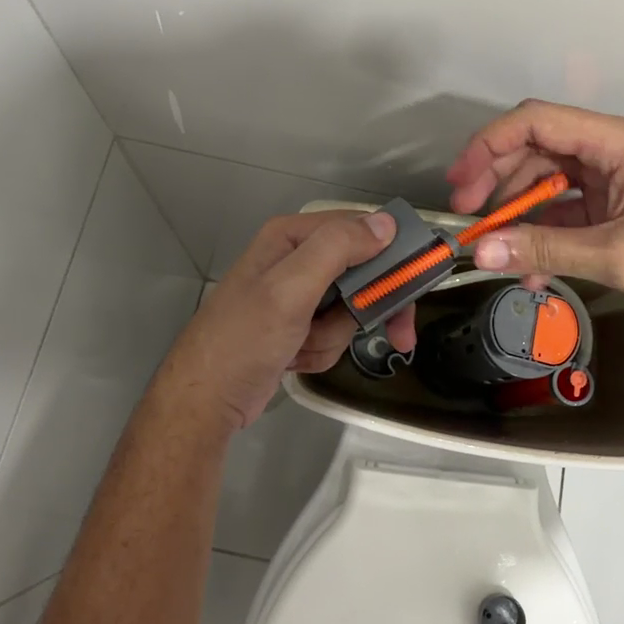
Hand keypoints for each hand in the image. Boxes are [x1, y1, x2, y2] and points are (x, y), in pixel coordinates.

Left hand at [155, 210, 417, 430]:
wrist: (205, 401)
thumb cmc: (244, 338)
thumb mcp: (290, 289)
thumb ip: (337, 250)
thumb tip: (385, 223)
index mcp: (291, 237)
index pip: (359, 228)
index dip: (392, 253)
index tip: (418, 281)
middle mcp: (295, 259)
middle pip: (361, 272)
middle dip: (365, 310)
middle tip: (400, 338)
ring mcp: (296, 296)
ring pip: (350, 309)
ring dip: (335, 336)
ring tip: (303, 348)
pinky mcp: (296, 327)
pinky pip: (333, 333)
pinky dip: (322, 350)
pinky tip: (294, 360)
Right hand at [445, 100, 623, 336]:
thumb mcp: (618, 256)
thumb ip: (545, 250)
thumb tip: (485, 252)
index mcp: (620, 141)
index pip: (536, 121)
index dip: (489, 146)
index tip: (460, 183)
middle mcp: (619, 148)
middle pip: (540, 148)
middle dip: (500, 183)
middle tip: (472, 221)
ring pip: (554, 180)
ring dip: (525, 214)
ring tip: (505, 256)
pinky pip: (576, 206)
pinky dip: (552, 230)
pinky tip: (538, 267)